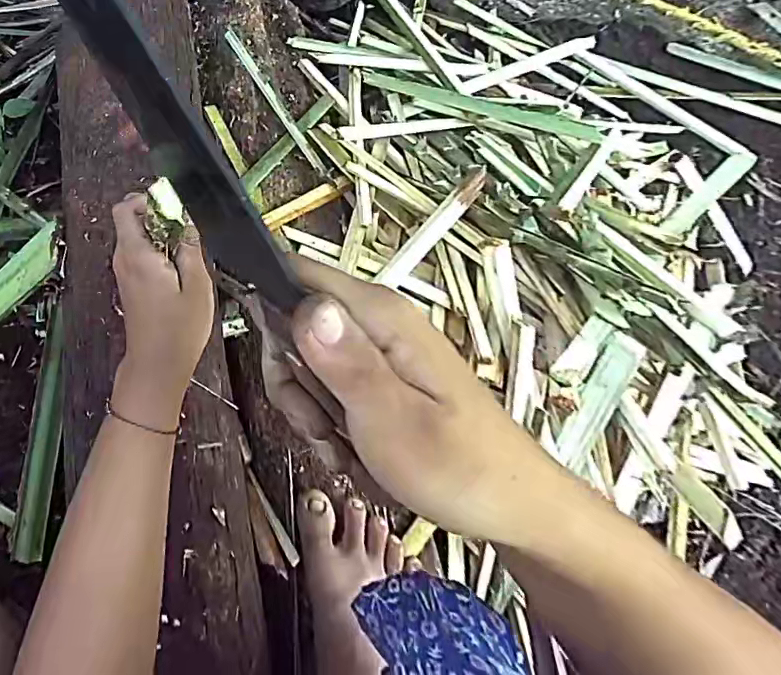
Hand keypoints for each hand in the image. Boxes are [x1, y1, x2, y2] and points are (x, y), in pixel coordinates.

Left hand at [109, 193, 214, 428]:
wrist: (157, 366)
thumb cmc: (178, 330)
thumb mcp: (197, 285)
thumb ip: (190, 248)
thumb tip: (186, 222)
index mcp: (137, 254)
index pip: (125, 209)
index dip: (146, 199)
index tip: (173, 207)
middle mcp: (123, 259)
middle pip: (130, 220)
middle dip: (156, 215)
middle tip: (185, 228)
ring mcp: (123, 271)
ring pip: (135, 236)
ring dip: (158, 233)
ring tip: (185, 248)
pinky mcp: (129, 283)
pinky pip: (137, 253)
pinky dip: (155, 249)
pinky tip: (177, 265)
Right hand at [263, 255, 578, 545]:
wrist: (511, 507)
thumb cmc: (460, 469)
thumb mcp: (394, 421)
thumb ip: (345, 362)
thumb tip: (304, 306)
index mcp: (379, 314)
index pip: (296, 273)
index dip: (269, 307)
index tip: (279, 362)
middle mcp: (374, 319)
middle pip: (291, 320)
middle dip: (290, 375)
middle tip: (317, 422)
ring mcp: (376, 346)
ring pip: (302, 357)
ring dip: (307, 405)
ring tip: (340, 442)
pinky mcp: (376, 371)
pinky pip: (324, 382)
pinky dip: (324, 417)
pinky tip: (350, 445)